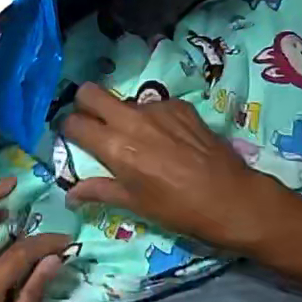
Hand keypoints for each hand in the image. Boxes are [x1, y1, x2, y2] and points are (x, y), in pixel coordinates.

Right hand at [61, 83, 299, 255]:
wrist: (232, 198)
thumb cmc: (178, 209)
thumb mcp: (135, 204)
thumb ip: (99, 191)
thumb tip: (71, 194)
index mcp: (115, 147)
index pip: (74, 123)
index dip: (69, 129)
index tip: (74, 138)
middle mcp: (131, 120)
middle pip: (90, 92)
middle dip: (85, 104)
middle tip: (94, 124)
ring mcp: (157, 108)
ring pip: (124, 100)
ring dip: (123, 115)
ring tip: (141, 140)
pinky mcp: (180, 105)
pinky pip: (154, 105)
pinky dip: (153, 118)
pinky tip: (169, 139)